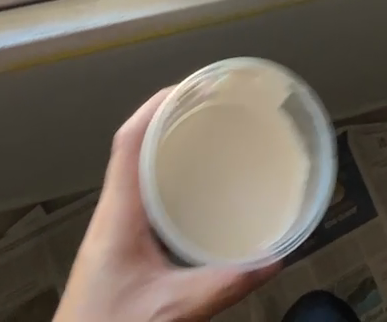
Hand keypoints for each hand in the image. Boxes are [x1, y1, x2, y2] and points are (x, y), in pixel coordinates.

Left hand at [56, 87, 278, 321]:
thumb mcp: (170, 310)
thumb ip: (223, 285)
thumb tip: (274, 260)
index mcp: (118, 214)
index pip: (130, 140)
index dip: (158, 104)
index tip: (193, 86)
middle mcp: (112, 213)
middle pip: (134, 145)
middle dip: (169, 116)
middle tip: (210, 103)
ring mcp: (112, 230)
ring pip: (136, 169)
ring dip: (166, 144)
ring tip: (205, 132)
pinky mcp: (118, 247)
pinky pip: (142, 194)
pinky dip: (166, 176)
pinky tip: (192, 189)